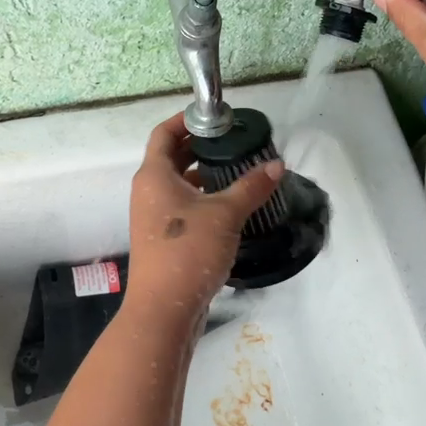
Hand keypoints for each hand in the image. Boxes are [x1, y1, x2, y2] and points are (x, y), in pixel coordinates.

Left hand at [126, 114, 283, 319]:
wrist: (164, 310)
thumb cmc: (188, 251)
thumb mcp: (225, 214)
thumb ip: (251, 187)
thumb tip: (277, 165)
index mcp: (154, 176)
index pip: (164, 133)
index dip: (185, 119)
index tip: (213, 115)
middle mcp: (148, 192)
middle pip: (171, 157)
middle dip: (200, 146)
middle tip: (233, 140)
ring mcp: (153, 218)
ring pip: (178, 184)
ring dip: (203, 174)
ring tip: (237, 169)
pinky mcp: (164, 240)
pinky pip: (183, 207)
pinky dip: (203, 199)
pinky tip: (230, 205)